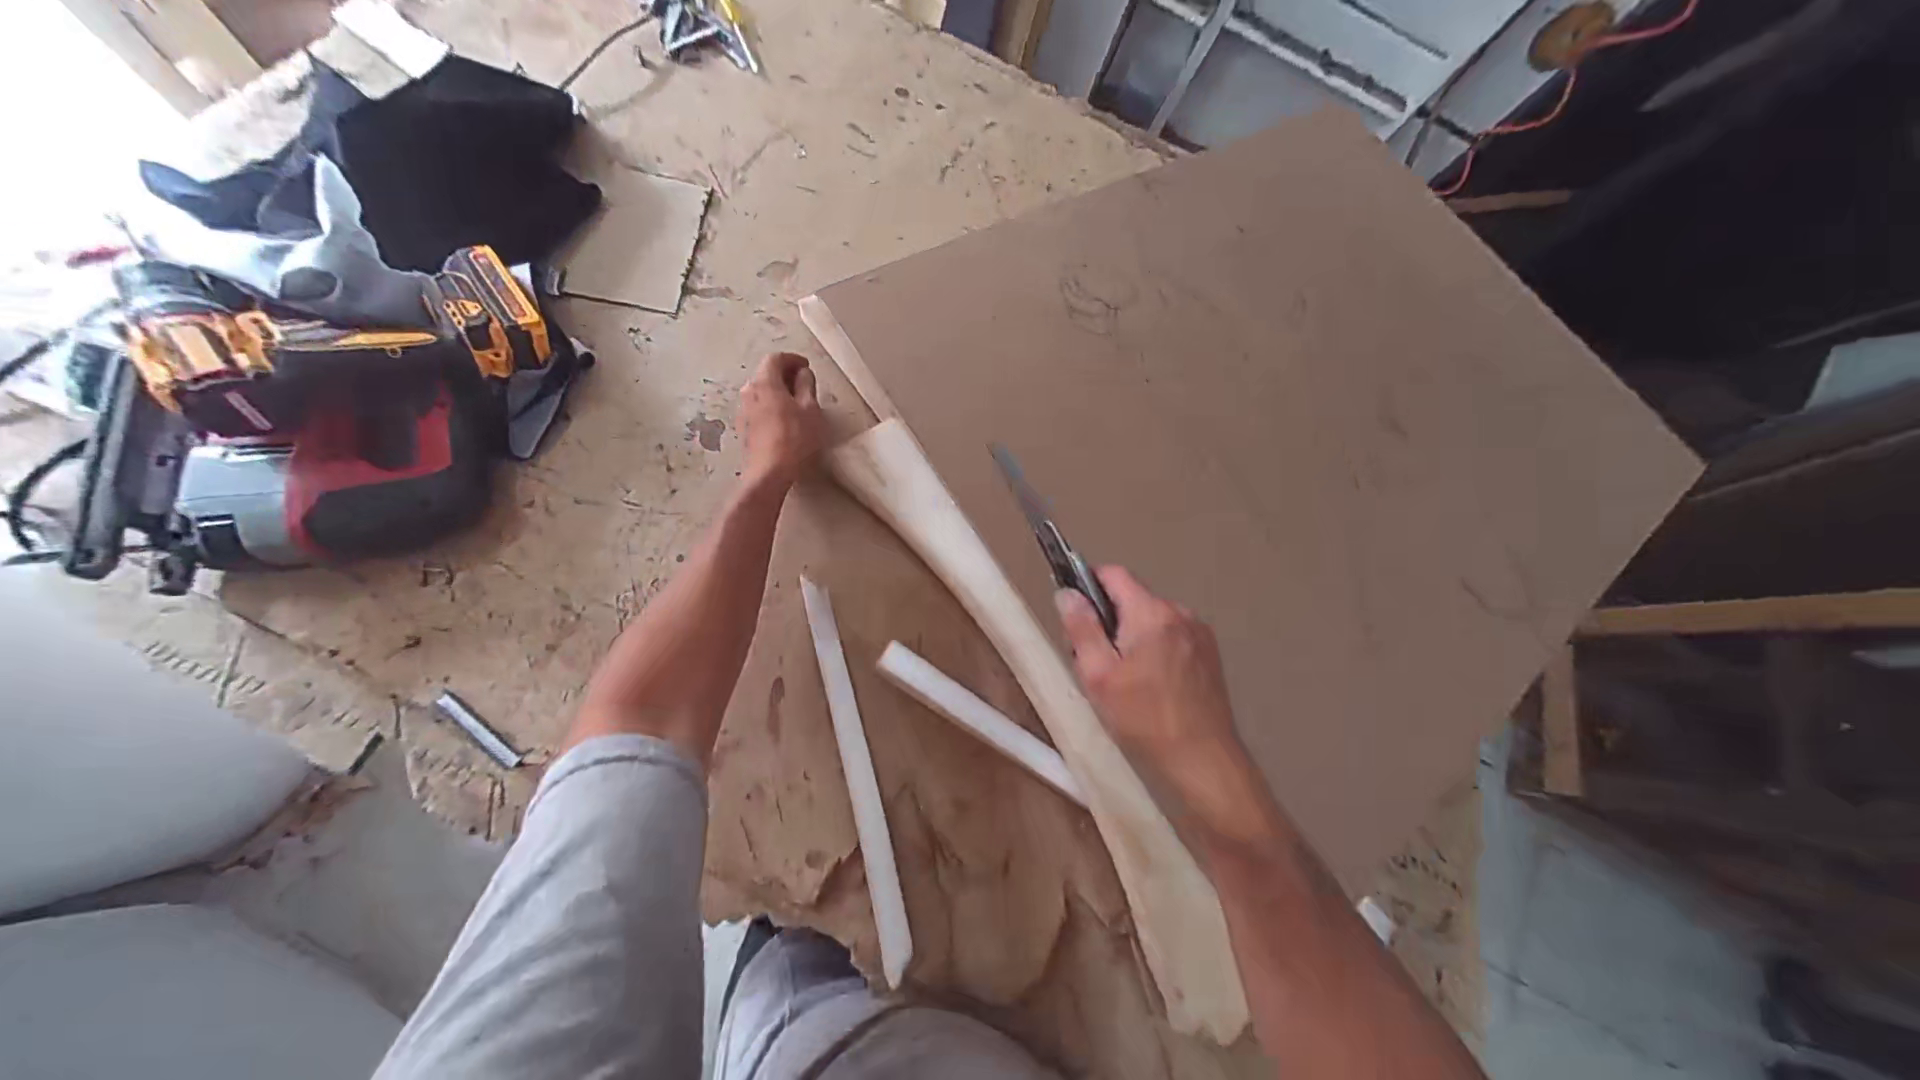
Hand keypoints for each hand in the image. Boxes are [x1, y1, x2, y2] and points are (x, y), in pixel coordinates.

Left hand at [737, 352, 824, 488]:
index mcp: (765, 382)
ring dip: (778, 390)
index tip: (806, 366)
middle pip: (766, 373)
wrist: (769, 471)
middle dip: (785, 374)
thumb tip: (803, 374)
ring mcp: (743, 410)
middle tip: (803, 382)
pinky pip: (758, 406)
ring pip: (761, 390)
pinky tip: (785, 418)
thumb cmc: (794, 438)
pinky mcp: (744, 426)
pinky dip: (771, 404)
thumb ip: (807, 386)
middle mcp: (749, 391)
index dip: (793, 359)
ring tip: (796, 401)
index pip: (776, 358)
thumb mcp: (810, 409)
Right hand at [1058, 566, 1272, 844]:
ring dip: (1131, 636)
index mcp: (1151, 613)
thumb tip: (1067, 593)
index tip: (1074, 614)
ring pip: (1151, 619)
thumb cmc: (1144, 718)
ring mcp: (1199, 633)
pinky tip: (1150, 685)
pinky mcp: (1209, 653)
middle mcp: (1179, 613)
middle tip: (1095, 662)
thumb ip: (1081, 628)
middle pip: (1131, 599)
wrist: (1203, 759)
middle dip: (1108, 620)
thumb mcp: (1098, 675)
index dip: (1087, 584)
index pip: (1113, 574)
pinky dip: (1154, 649)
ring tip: (1123, 680)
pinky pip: (1170, 636)